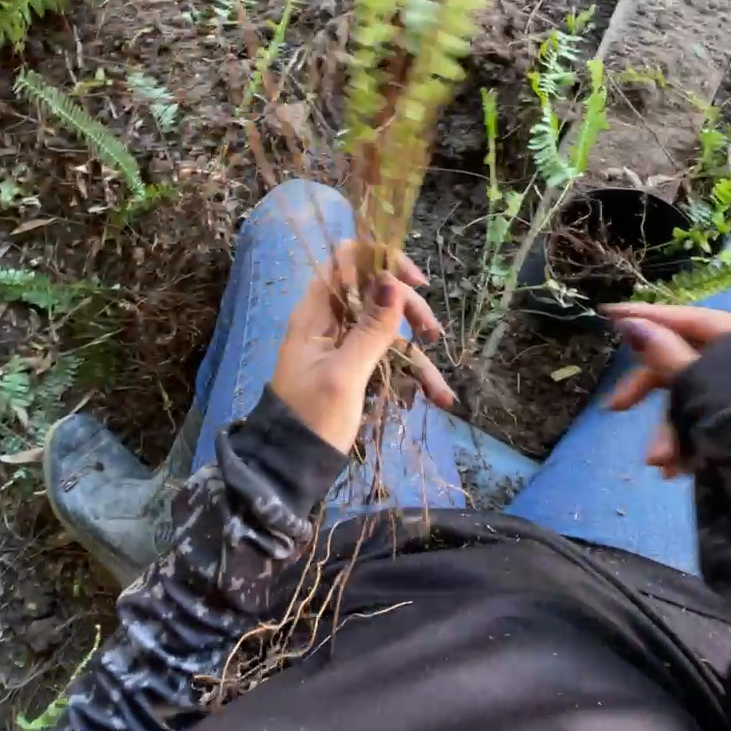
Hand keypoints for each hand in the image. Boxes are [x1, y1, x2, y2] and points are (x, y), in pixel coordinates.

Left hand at [271, 243, 454, 453]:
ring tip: (439, 389)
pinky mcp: (353, 369)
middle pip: (374, 294)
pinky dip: (409, 376)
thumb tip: (391, 281)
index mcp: (315, 314)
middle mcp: (328, 322)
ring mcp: (341, 346)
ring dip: (416, 353)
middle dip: (408, 311)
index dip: (381, 262)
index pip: (346, 262)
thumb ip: (370, 329)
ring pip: (386, 330)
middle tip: (433, 333)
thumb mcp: (345, 375)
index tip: (413, 283)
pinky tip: (434, 398)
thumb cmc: (312, 419)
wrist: (291, 467)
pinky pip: (386, 359)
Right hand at [597, 302, 730, 478]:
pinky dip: (690, 444)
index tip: (609, 315)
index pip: (694, 320)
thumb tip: (631, 324)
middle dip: (653, 394)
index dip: (650, 318)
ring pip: (699, 401)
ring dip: (671, 430)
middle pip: (691, 363)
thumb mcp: (708, 395)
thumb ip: (668, 358)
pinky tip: (676, 471)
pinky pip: (714, 426)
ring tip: (659, 464)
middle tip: (615, 408)